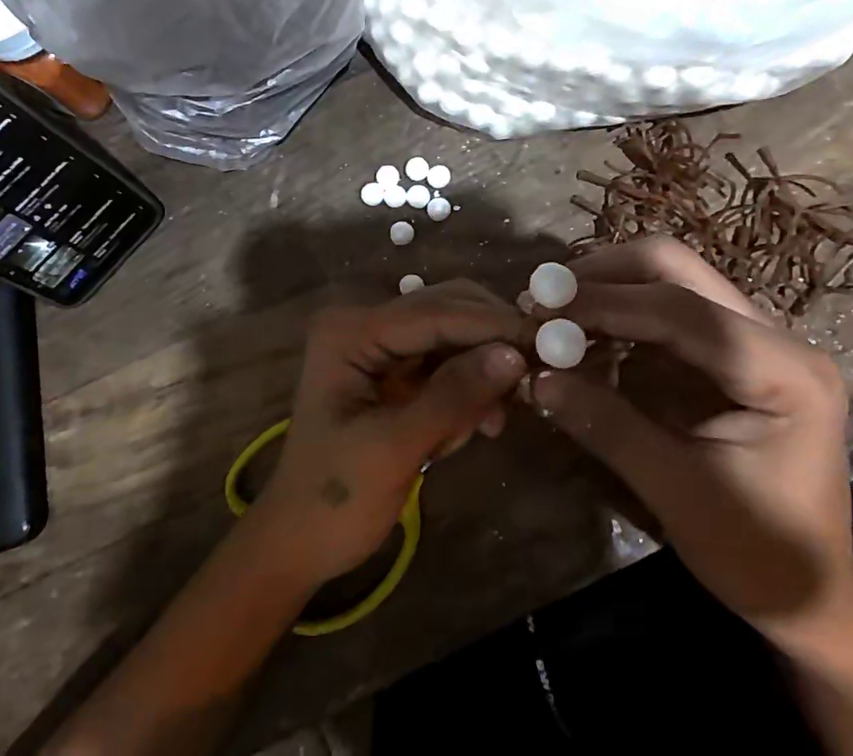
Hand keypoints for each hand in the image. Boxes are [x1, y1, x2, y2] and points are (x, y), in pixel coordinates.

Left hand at [253, 281, 529, 584]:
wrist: (300, 540)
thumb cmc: (335, 498)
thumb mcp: (395, 448)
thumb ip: (453, 397)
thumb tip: (515, 354)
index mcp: (349, 332)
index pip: (433, 312)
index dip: (492, 325)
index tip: (552, 343)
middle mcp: (362, 326)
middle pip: (446, 311)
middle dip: (490, 344)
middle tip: (535, 378)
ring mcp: (377, 349)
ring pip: (452, 337)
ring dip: (480, 373)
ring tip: (489, 423)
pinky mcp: (392, 374)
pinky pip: (446, 366)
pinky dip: (467, 392)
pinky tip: (471, 428)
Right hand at [528, 237, 852, 636]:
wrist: (806, 591)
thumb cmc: (754, 550)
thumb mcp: (673, 489)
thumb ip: (606, 425)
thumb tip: (534, 377)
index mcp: (785, 372)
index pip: (684, 311)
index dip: (606, 303)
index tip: (540, 310)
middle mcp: (774, 339)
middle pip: (679, 270)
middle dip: (603, 275)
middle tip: (543, 297)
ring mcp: (750, 342)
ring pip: (668, 282)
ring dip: (604, 291)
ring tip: (550, 315)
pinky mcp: (723, 355)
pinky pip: (661, 315)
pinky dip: (613, 318)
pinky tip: (578, 337)